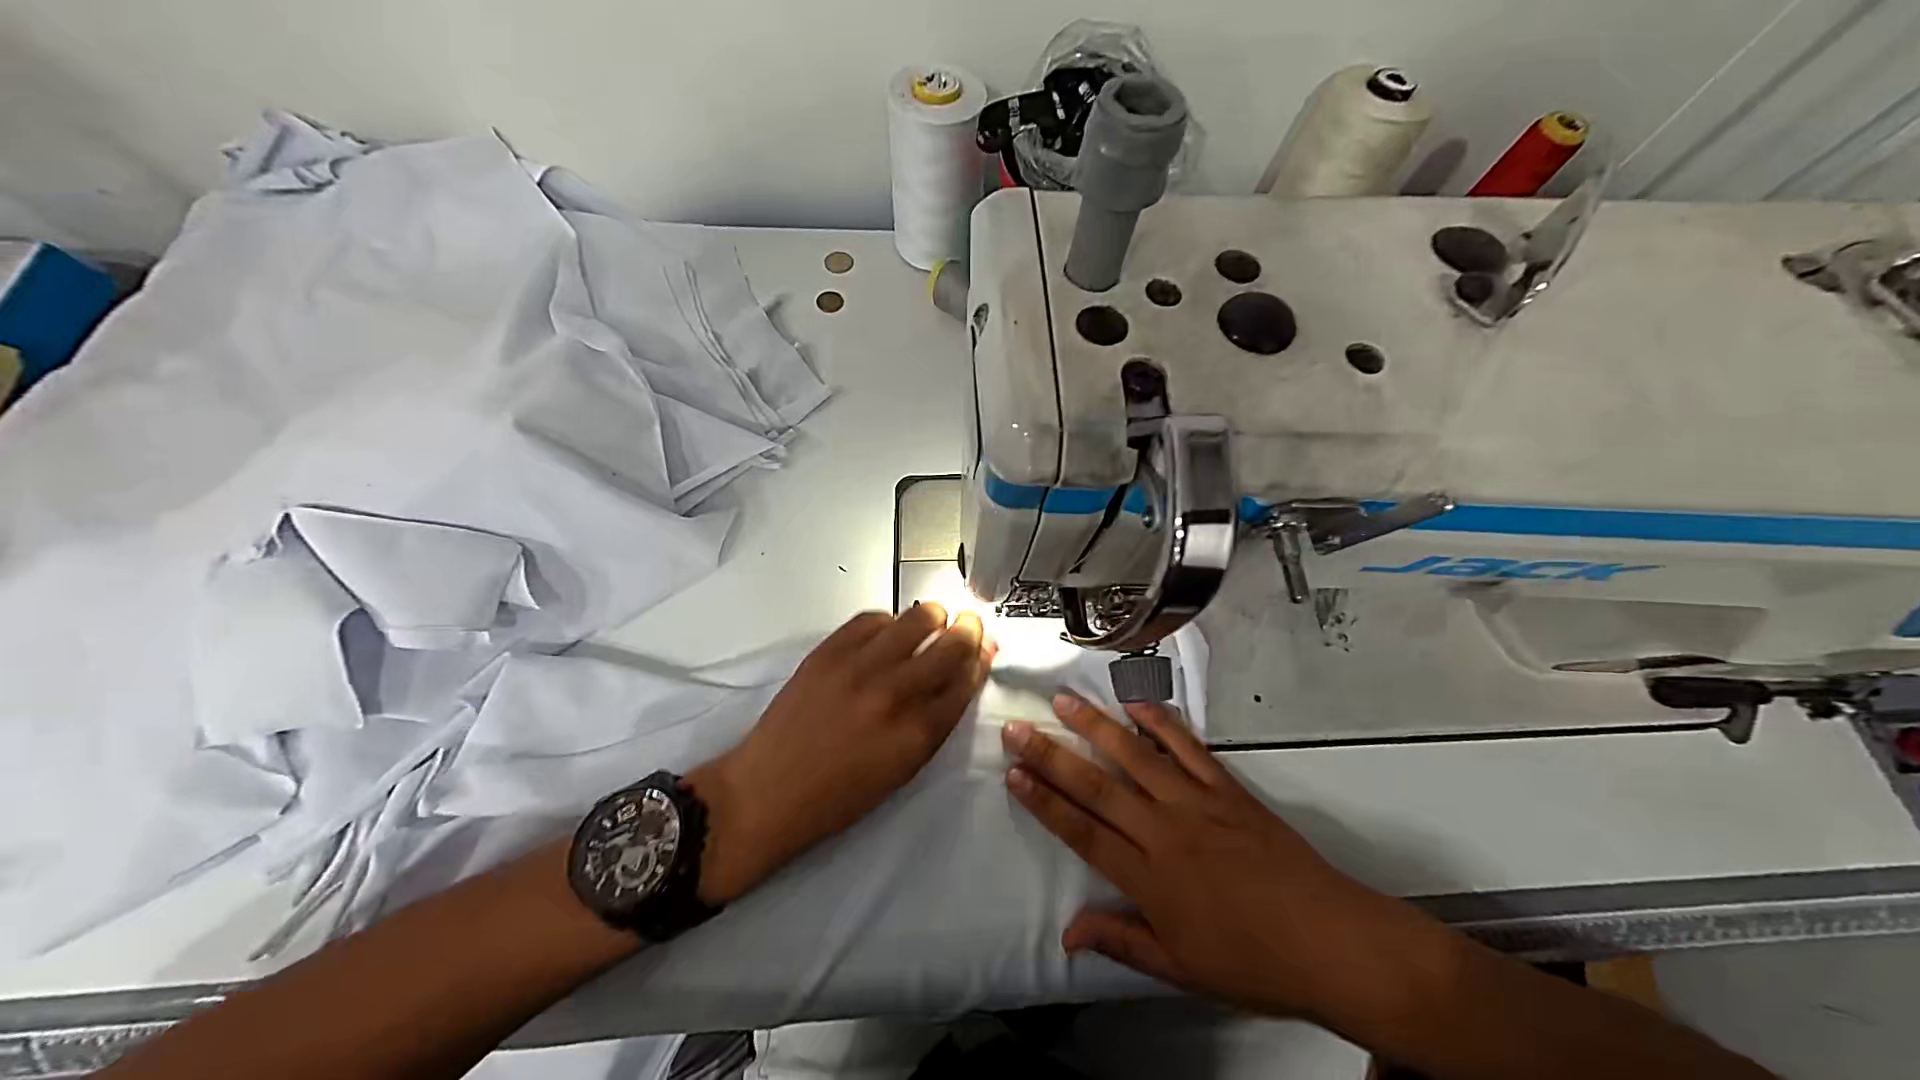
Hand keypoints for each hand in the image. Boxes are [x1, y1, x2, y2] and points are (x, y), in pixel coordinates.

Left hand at [687, 604, 994, 904]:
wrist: (769, 791)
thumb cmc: (840, 795)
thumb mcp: (903, 769)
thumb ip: (936, 722)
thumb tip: (961, 678)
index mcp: (918, 733)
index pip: (966, 680)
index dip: (981, 659)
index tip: (985, 647)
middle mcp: (895, 694)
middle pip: (951, 644)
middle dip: (968, 630)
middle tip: (967, 626)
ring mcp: (860, 667)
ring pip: (917, 619)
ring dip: (934, 617)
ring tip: (933, 622)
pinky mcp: (829, 651)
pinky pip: (873, 618)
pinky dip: (889, 621)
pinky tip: (889, 632)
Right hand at [1001, 694, 1451, 1024]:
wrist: (1332, 941)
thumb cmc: (1253, 963)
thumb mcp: (1180, 968)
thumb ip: (1121, 941)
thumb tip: (1067, 935)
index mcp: (1149, 879)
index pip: (1083, 832)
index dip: (1044, 801)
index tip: (1013, 773)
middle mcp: (1166, 832)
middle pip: (1098, 787)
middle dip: (1052, 756)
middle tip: (1018, 727)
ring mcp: (1198, 803)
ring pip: (1136, 757)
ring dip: (1096, 726)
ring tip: (1065, 700)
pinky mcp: (1228, 789)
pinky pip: (1188, 748)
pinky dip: (1161, 722)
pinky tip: (1136, 701)